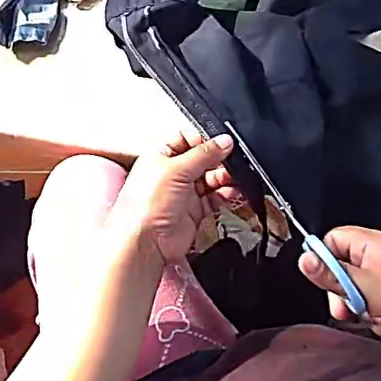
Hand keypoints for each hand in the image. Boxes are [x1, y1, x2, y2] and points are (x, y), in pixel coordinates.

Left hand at [105, 132, 238, 262]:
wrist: (145, 244)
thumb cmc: (144, 206)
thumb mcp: (175, 170)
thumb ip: (203, 154)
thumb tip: (224, 141)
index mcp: (162, 155)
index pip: (187, 137)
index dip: (205, 138)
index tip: (222, 142)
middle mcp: (173, 172)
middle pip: (204, 158)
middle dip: (220, 159)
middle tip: (233, 161)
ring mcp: (185, 191)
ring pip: (213, 177)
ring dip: (226, 177)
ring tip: (236, 178)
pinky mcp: (195, 209)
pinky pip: (216, 197)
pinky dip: (227, 194)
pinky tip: (233, 192)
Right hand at [298, 226, 380, 367]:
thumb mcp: (371, 291)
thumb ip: (334, 276)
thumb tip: (304, 259)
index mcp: (378, 244)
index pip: (335, 239)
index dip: (325, 260)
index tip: (325, 284)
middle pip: (343, 267)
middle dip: (341, 291)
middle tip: (349, 309)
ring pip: (356, 291)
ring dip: (359, 308)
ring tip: (374, 318)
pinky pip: (372, 306)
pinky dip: (375, 318)